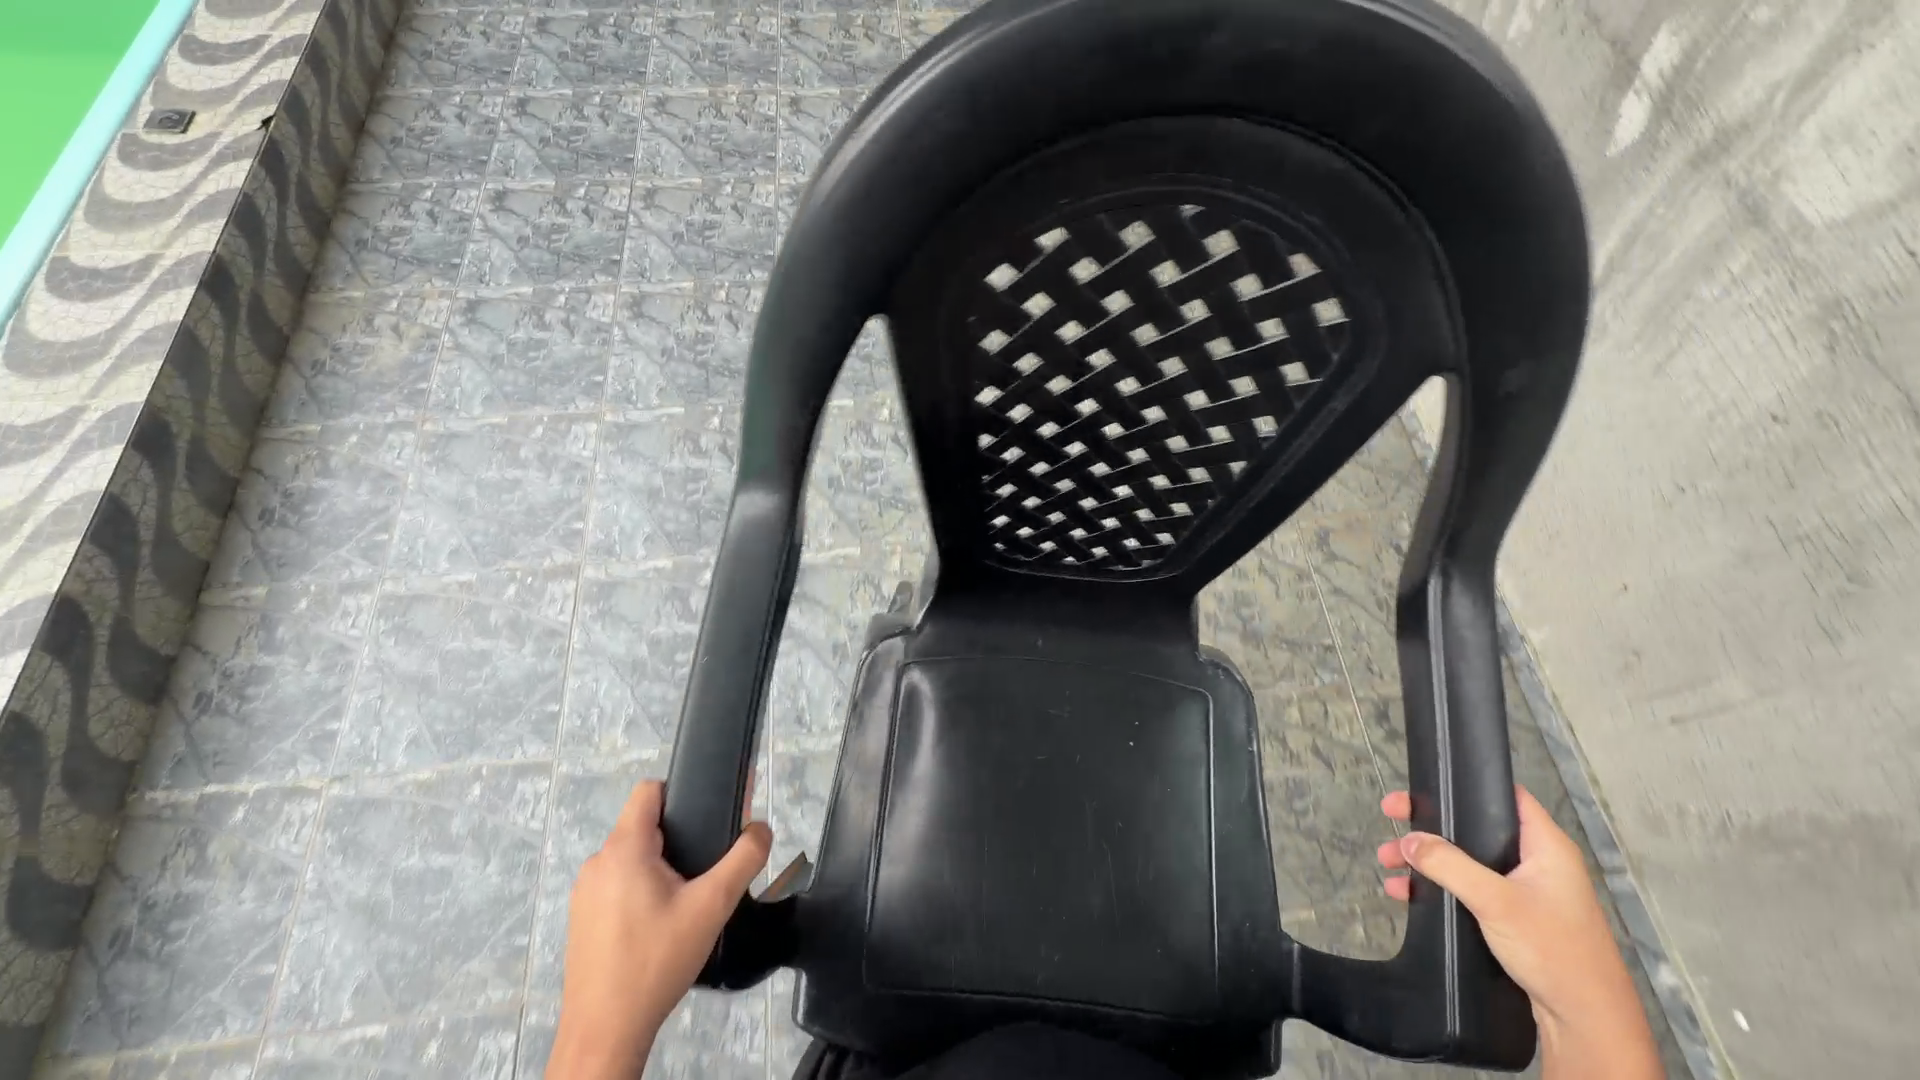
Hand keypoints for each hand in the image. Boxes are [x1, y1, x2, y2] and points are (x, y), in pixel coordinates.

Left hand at [548, 780, 771, 1079]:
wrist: (606, 1029)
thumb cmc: (657, 960)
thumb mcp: (712, 907)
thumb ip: (743, 860)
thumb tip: (762, 828)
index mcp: (624, 849)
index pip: (648, 791)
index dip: (680, 792)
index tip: (706, 816)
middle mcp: (598, 863)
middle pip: (643, 826)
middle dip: (677, 838)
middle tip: (707, 869)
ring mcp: (584, 893)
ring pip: (630, 858)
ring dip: (659, 867)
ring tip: (687, 900)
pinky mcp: (581, 919)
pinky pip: (616, 886)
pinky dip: (640, 892)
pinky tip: (660, 925)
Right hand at [1377, 786, 1662, 1079]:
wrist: (1585, 1019)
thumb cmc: (1552, 948)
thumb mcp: (1495, 901)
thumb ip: (1449, 865)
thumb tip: (1407, 839)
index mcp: (1545, 846)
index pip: (1506, 795)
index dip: (1466, 783)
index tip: (1422, 783)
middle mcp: (1536, 862)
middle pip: (1475, 827)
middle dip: (1430, 825)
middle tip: (1391, 816)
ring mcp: (1525, 891)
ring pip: (1465, 860)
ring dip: (1427, 859)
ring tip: (1388, 862)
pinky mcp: (1513, 917)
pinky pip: (1466, 888)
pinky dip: (1437, 887)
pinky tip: (1406, 893)